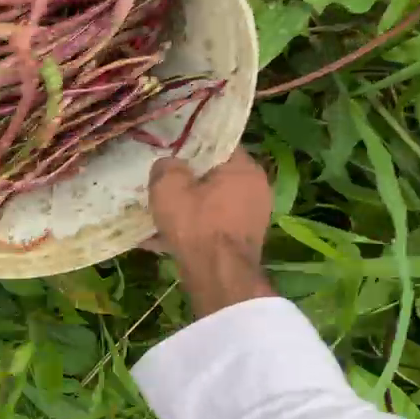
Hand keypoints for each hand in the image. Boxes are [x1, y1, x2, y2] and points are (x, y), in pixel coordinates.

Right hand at [147, 150, 275, 317]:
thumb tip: (168, 164)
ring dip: (191, 205)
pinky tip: (168, 237)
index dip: (193, 146)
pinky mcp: (245, 236)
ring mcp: (255, 213)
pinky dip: (196, 225)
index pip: (219, 145)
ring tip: (162, 213)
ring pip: (215, 201)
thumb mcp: (168, 188)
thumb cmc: (196, 224)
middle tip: (163, 184)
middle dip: (190, 180)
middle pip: (217, 175)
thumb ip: (166, 168)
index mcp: (243, 168)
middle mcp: (257, 186)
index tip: (172, 152)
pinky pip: (215, 222)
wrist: (218, 273)